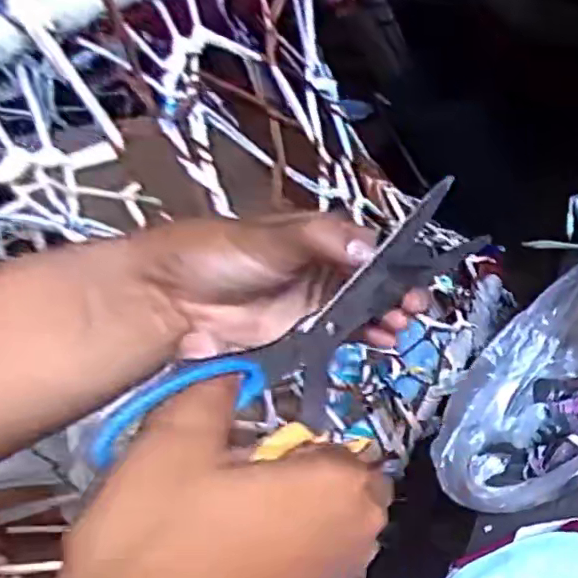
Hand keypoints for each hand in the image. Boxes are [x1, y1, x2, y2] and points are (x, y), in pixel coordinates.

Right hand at [52, 376, 388, 577]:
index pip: (337, 445)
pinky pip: (335, 550)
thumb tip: (229, 373)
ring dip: (312, 512)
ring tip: (245, 525)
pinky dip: (310, 545)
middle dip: (314, 478)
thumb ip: (207, 405)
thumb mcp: (168, 455)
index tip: (249, 462)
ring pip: (347, 517)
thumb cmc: (161, 540)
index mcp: (343, 480)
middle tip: (247, 492)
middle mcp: (370, 518)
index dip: (292, 450)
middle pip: (352, 481)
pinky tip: (256, 557)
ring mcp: (361, 558)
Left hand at [122, 213, 430, 358]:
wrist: (166, 301)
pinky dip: (376, 337)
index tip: (410, 281)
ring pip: (377, 308)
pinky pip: (360, 332)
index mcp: (322, 238)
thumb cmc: (208, 257)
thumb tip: (369, 250)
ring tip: (395, 324)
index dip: (398, 265)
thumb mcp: (266, 239)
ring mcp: (327, 299)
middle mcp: (330, 267)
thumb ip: (320, 239)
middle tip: (410, 307)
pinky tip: (382, 339)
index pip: (375, 249)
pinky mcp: (320, 327)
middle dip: (403, 296)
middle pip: (384, 282)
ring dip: (393, 317)